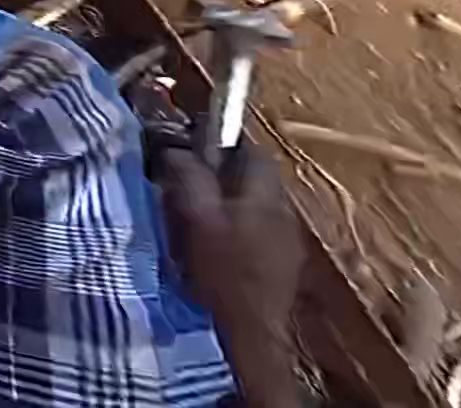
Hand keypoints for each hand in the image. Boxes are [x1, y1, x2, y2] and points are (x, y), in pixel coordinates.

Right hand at [160, 147, 305, 407]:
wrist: (247, 332)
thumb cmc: (219, 267)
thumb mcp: (195, 212)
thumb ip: (188, 173)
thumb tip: (178, 147)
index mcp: (266, 198)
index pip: (252, 150)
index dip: (221, 134)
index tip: (187, 129)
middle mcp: (283, 214)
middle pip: (249, 174)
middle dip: (214, 163)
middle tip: (176, 163)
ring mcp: (284, 240)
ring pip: (247, 198)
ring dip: (218, 190)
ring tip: (183, 195)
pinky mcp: (275, 261)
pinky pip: (249, 222)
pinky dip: (225, 214)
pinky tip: (202, 228)